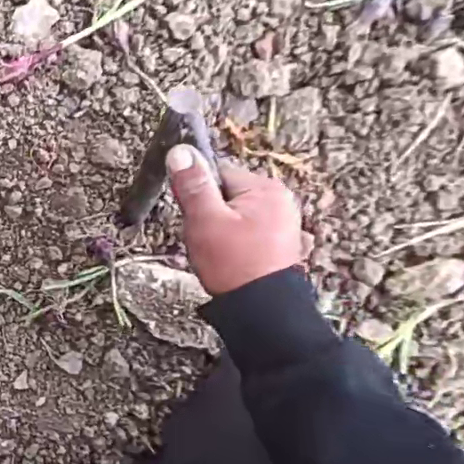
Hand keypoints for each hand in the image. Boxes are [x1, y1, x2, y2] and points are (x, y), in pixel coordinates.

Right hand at [166, 145, 310, 294]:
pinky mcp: (278, 244)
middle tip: (208, 239)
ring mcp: (282, 223)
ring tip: (218, 253)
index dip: (199, 194)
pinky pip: (245, 232)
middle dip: (210, 215)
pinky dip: (233, 243)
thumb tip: (180, 151)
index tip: (196, 216)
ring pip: (233, 215)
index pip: (218, 173)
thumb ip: (193, 185)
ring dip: (220, 231)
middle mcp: (280, 201)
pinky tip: (229, 260)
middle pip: (226, 194)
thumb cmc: (234, 266)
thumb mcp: (205, 220)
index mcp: (266, 189)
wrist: (262, 313)